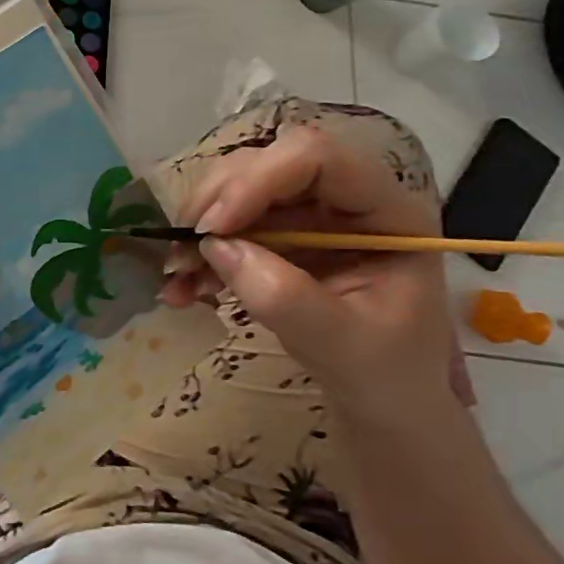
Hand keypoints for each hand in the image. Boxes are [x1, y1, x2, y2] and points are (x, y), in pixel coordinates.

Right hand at [162, 125, 470, 418]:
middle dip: (219, 202)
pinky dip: (201, 253)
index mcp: (386, 211)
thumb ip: (285, 298)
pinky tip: (182, 289)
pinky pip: (232, 226)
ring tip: (176, 276)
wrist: (386, 404)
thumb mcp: (343, 346)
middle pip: (270, 163)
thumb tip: (218, 247)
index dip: (259, 179)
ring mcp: (312, 214)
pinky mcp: (283, 236)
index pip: (318, 158)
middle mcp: (346, 198)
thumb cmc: (386, 376)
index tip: (213, 228)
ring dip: (200, 228)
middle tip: (182, 250)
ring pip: (242, 189)